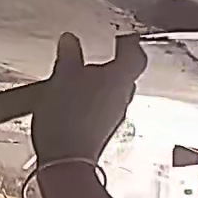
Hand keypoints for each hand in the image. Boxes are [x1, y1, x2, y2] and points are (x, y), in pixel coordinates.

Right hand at [29, 32, 148, 163]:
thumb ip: (70, 55)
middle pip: (125, 76)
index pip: (134, 53)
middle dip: (113, 66)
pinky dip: (90, 104)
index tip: (121, 38)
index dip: (128, 43)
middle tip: (99, 57)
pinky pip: (100, 112)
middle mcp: (123, 97)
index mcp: (120, 77)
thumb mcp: (63, 76)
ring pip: (113, 95)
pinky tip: (72, 104)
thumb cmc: (68, 118)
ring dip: (99, 86)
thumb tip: (70, 41)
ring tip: (79, 80)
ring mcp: (113, 118)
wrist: (65, 160)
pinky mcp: (100, 133)